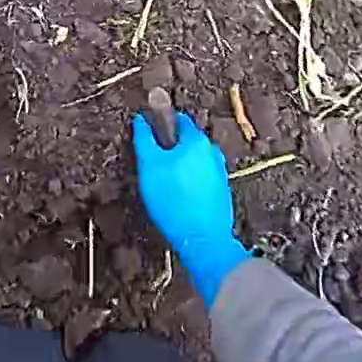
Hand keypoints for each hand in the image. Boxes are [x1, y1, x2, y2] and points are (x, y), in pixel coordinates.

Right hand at [132, 110, 249, 306]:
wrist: (203, 241)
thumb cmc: (175, 202)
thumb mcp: (150, 166)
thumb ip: (144, 139)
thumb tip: (140, 121)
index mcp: (197, 140)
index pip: (178, 119)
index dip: (161, 125)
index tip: (150, 136)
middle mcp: (212, 152)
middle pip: (187, 141)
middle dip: (170, 150)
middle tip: (154, 165)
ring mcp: (219, 172)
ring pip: (194, 161)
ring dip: (180, 167)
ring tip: (165, 185)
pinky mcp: (221, 191)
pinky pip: (201, 178)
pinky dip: (190, 182)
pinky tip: (178, 197)